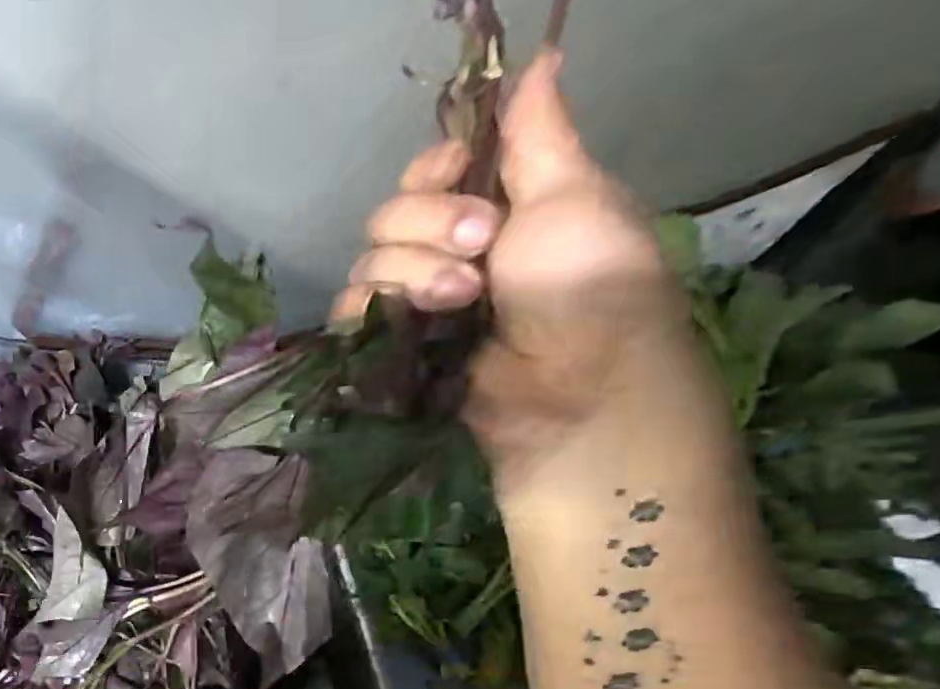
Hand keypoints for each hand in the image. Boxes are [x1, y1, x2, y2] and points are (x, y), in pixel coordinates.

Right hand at [334, 50, 709, 478]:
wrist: (571, 383)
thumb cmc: (587, 284)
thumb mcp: (572, 196)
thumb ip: (539, 135)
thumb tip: (545, 55)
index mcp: (489, 205)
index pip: (426, 171)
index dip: (431, 168)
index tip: (460, 171)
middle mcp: (443, 249)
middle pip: (388, 216)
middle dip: (429, 228)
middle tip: (482, 249)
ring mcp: (413, 299)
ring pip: (368, 264)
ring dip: (413, 275)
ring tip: (462, 301)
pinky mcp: (389, 342)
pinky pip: (352, 313)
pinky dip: (373, 311)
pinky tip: (411, 321)